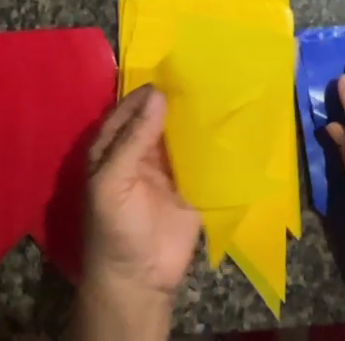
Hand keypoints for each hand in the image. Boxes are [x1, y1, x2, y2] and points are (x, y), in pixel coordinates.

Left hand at [71, 86, 199, 339]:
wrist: (139, 279)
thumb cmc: (114, 227)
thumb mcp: (113, 181)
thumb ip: (134, 139)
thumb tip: (158, 94)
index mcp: (115, 144)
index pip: (132, 106)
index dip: (148, 89)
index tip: (174, 65)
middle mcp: (142, 148)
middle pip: (160, 114)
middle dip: (176, 96)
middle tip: (203, 67)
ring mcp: (169, 164)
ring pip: (183, 130)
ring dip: (197, 114)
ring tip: (221, 85)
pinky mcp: (193, 181)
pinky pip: (204, 155)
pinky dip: (215, 140)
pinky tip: (231, 120)